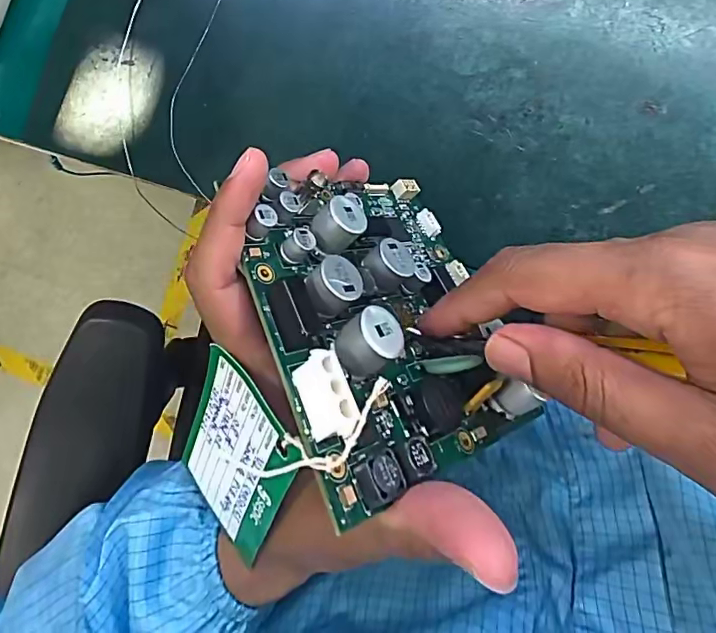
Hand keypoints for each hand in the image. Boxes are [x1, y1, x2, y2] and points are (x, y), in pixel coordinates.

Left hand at [185, 148, 518, 604]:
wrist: (282, 537)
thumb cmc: (299, 525)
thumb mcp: (354, 524)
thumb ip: (414, 525)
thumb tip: (499, 553)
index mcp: (254, 361)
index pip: (216, 278)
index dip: (226, 217)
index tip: (254, 162)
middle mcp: (264, 333)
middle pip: (252, 246)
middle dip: (285, 194)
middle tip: (336, 163)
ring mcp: (287, 327)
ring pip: (284, 250)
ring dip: (314, 206)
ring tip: (352, 172)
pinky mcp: (313, 330)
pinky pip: (316, 270)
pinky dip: (336, 237)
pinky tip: (368, 219)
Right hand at [421, 221, 715, 614]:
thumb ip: (607, 389)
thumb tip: (506, 342)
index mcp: (676, 278)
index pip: (533, 269)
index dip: (471, 299)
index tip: (430, 334)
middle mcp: (701, 243)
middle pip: (581, 276)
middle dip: (543, 333)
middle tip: (540, 408)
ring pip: (636, 288)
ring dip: (607, 345)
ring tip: (630, 424)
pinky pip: (691, 294)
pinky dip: (662, 342)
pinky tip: (703, 399)